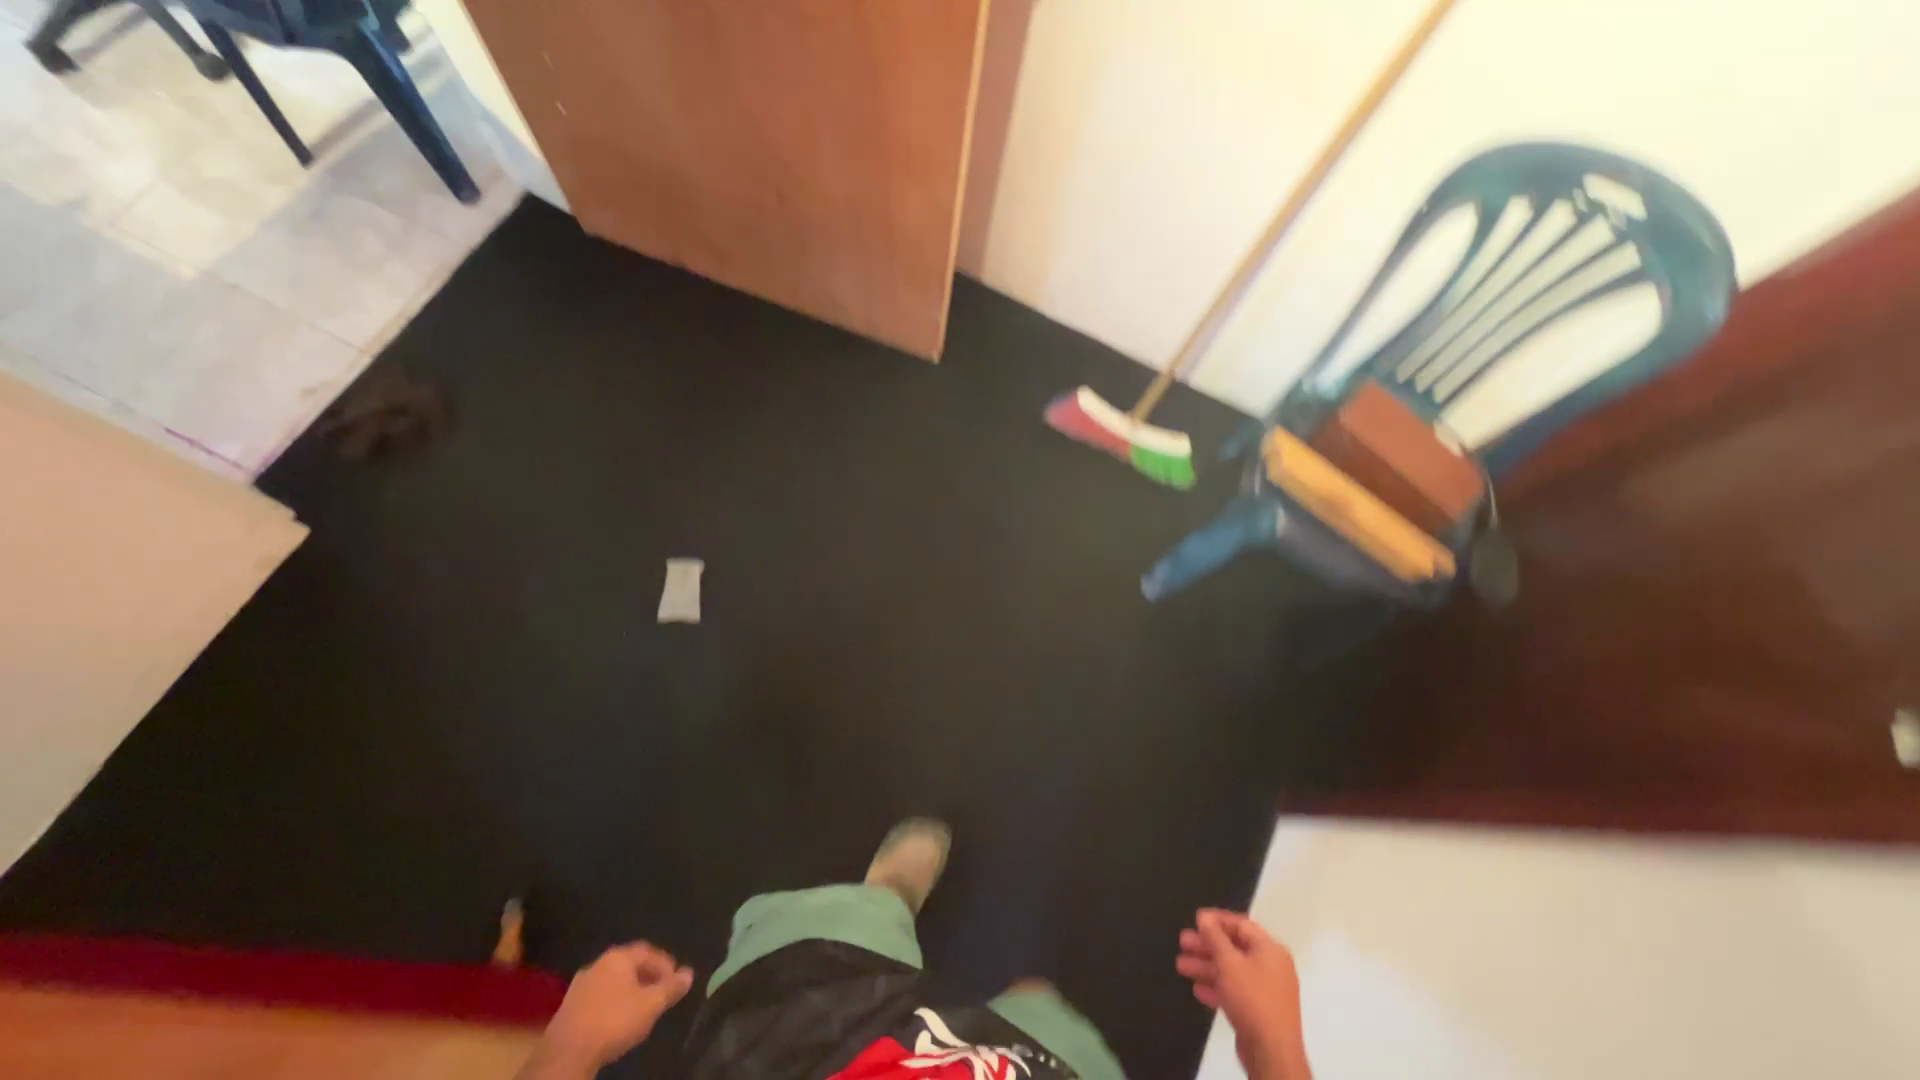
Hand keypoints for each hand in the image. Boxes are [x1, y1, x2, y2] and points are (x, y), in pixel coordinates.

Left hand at [523, 943, 695, 1077]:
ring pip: (613, 981)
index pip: (647, 951)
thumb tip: (688, 973)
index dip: (665, 964)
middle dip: (648, 976)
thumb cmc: (614, 1021)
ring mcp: (580, 985)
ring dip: (630, 990)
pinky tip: (619, 1019)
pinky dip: (614, 1002)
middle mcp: (597, 964)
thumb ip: (671, 988)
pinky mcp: (570, 1006)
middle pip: (629, 965)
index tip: (675, 981)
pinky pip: (600, 996)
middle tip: (661, 993)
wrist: (567, 1052)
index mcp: (618, 958)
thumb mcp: (651, 1004)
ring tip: (643, 1007)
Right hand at [1177, 909, 1310, 1079]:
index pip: (1242, 925)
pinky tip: (1197, 989)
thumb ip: (1215, 938)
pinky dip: (1217, 987)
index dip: (1217, 920)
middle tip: (1182, 941)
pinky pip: (1235, 991)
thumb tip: (1204, 917)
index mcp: (1270, 950)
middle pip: (1234, 948)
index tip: (1195, 919)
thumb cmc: (1252, 999)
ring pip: (1232, 971)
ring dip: (1206, 967)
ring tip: (1180, 965)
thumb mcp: (1229, 963)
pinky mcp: (1259, 1010)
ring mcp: (1266, 990)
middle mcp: (1270, 967)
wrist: (1272, 1052)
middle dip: (1207, 945)